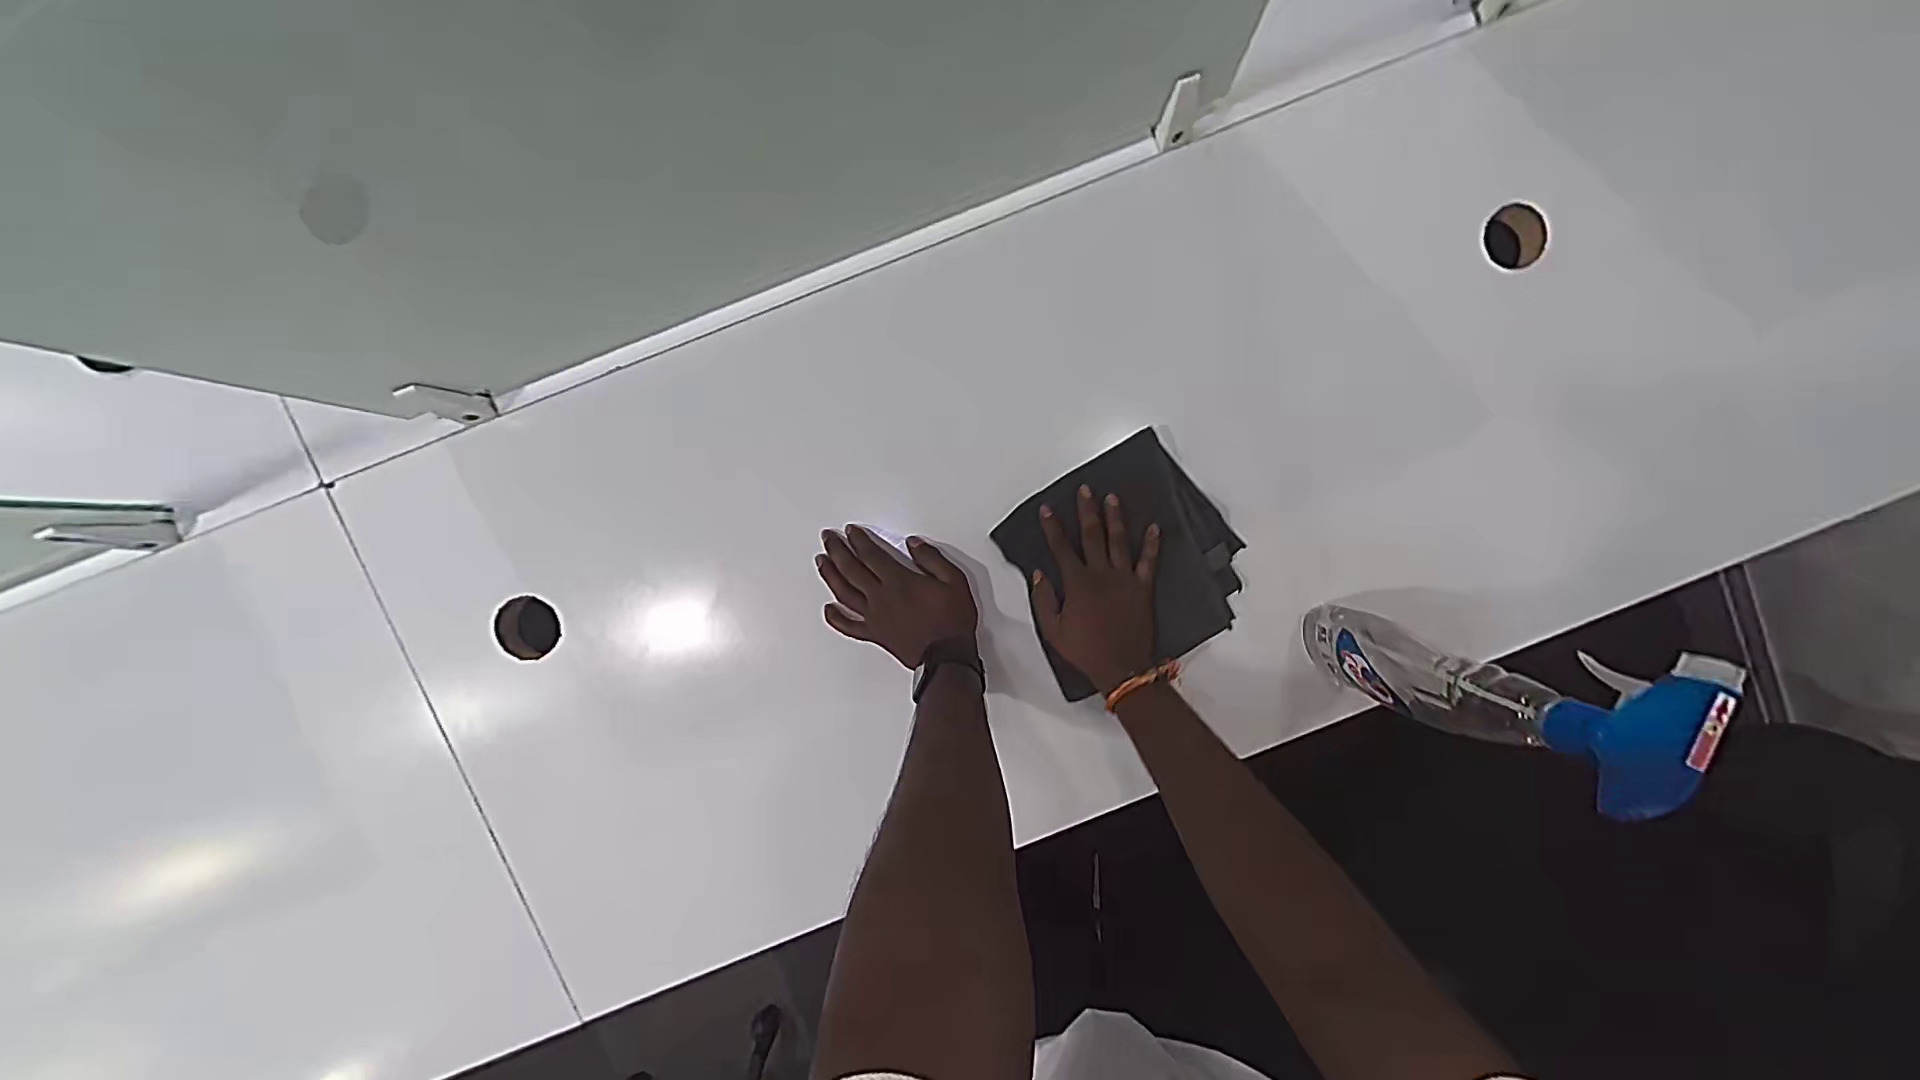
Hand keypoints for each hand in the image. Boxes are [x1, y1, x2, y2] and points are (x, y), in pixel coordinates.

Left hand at [817, 525, 977, 667]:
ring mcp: (875, 617)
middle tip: (828, 538)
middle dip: (837, 550)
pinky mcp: (876, 634)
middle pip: (851, 568)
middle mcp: (881, 597)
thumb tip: (914, 544)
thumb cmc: (951, 621)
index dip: (858, 540)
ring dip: (830, 575)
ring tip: (822, 562)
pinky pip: (849, 626)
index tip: (851, 531)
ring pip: (844, 592)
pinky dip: (835, 617)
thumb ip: (931, 559)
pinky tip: (828, 609)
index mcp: (899, 581)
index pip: (870, 554)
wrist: (947, 656)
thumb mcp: (954, 580)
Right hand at [1031, 486, 1161, 692]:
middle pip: (1092, 535)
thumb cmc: (1086, 650)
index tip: (1048, 510)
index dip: (1053, 527)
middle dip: (1086, 510)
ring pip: (1119, 541)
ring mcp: (1124, 579)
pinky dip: (1152, 544)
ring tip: (1112, 498)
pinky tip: (1154, 527)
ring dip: (1115, 518)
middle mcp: (1101, 575)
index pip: (1061, 547)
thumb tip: (1038, 575)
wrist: (1121, 668)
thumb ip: (1043, 600)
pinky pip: (1148, 561)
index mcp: (1077, 583)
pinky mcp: (1143, 588)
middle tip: (1085, 490)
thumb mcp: (1053, 630)